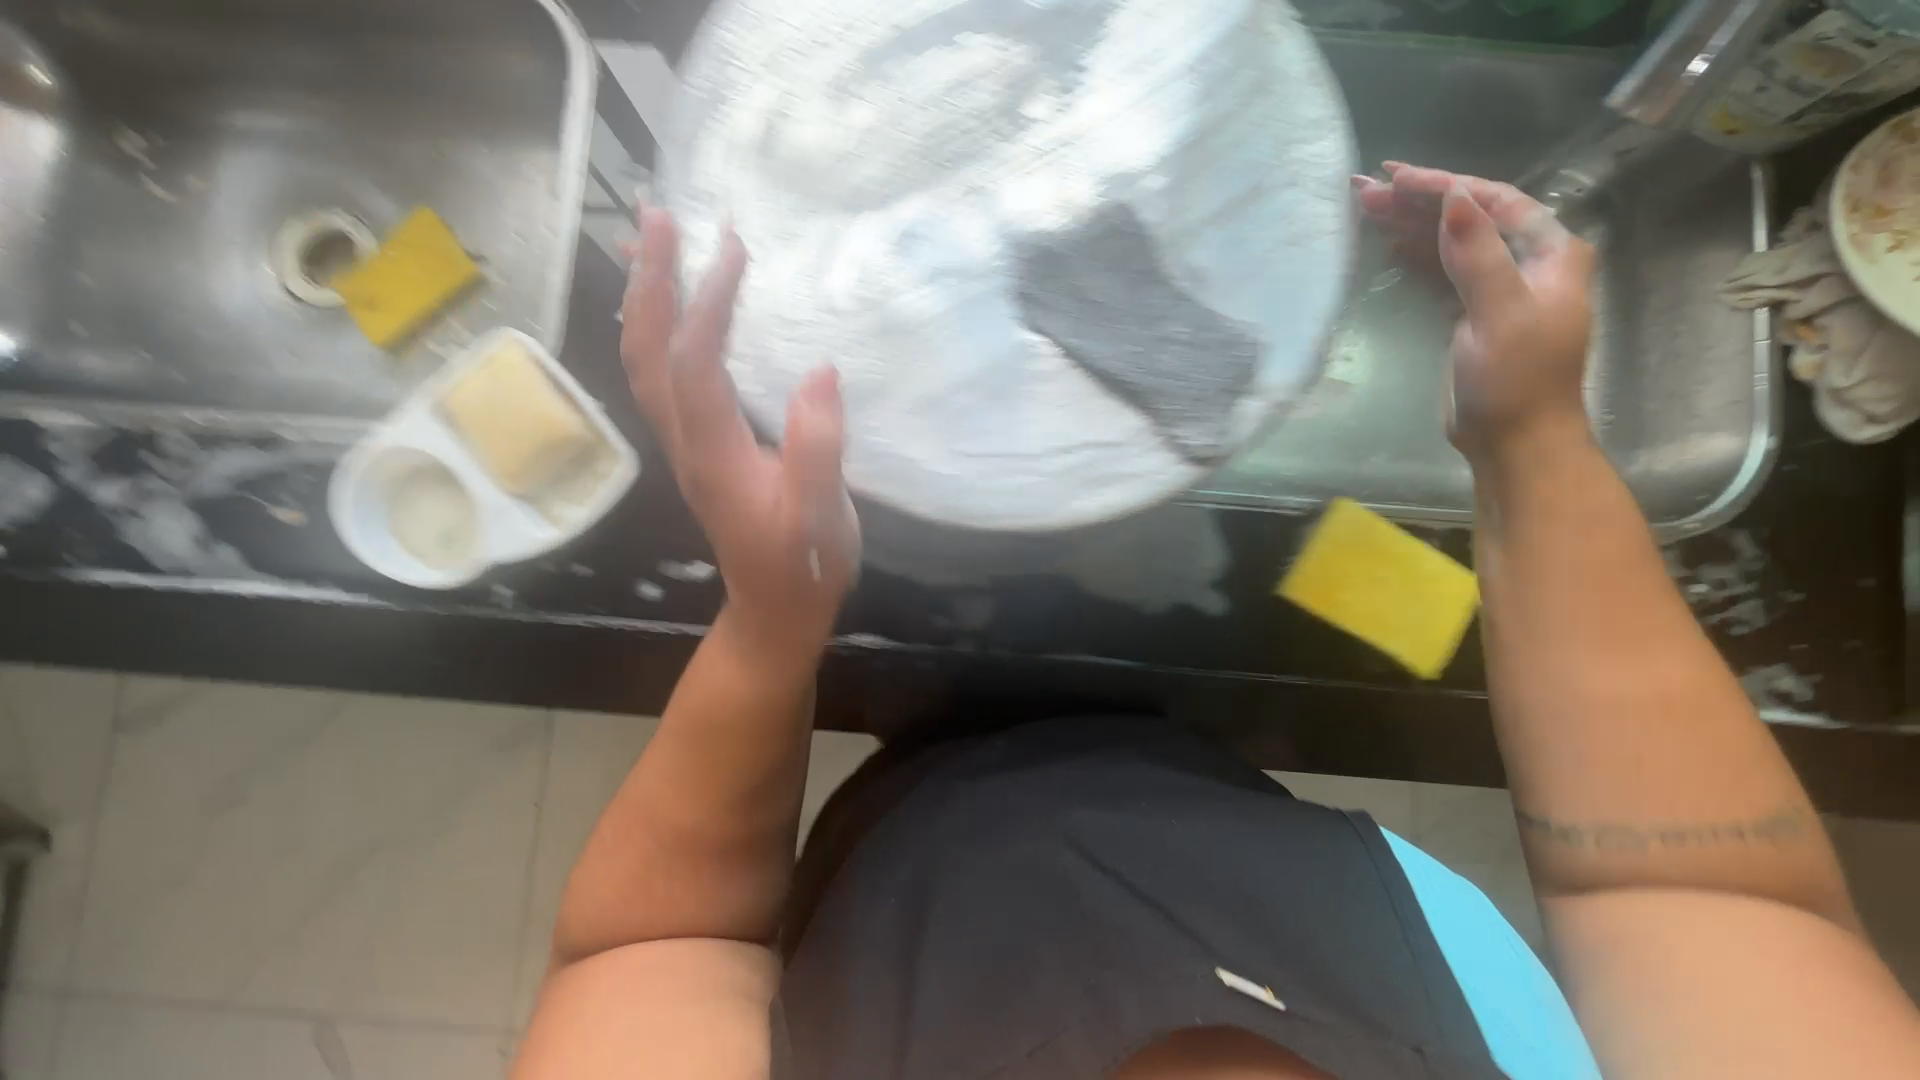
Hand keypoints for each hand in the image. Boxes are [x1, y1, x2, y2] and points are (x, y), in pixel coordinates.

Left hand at [620, 208, 860, 655]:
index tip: (732, 250)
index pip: (697, 364)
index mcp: (715, 454)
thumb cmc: (803, 567)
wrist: (774, 611)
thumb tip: (821, 371)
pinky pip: (663, 377)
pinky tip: (673, 308)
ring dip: (644, 299)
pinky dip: (659, 329)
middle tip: (658, 216)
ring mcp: (685, 446)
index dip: (708, 305)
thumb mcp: (822, 518)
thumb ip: (819, 449)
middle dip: (649, 282)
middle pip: (647, 353)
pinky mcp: (697, 448)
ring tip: (652, 243)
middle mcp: (686, 442)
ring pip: (645, 363)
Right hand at [1353, 163, 1597, 462]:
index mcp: (1549, 254)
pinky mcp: (1472, 315)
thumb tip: (1453, 197)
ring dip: (1410, 227)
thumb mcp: (1499, 313)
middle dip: (1418, 203)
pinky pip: (1441, 272)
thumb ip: (1477, 255)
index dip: (1444, 185)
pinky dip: (1416, 258)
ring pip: (1450, 244)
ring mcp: (1498, 289)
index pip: (1493, 202)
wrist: (1514, 440)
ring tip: (1365, 211)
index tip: (1395, 176)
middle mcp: (1526, 263)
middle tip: (1365, 191)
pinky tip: (1389, 247)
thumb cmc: (1516, 379)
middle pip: (1467, 219)